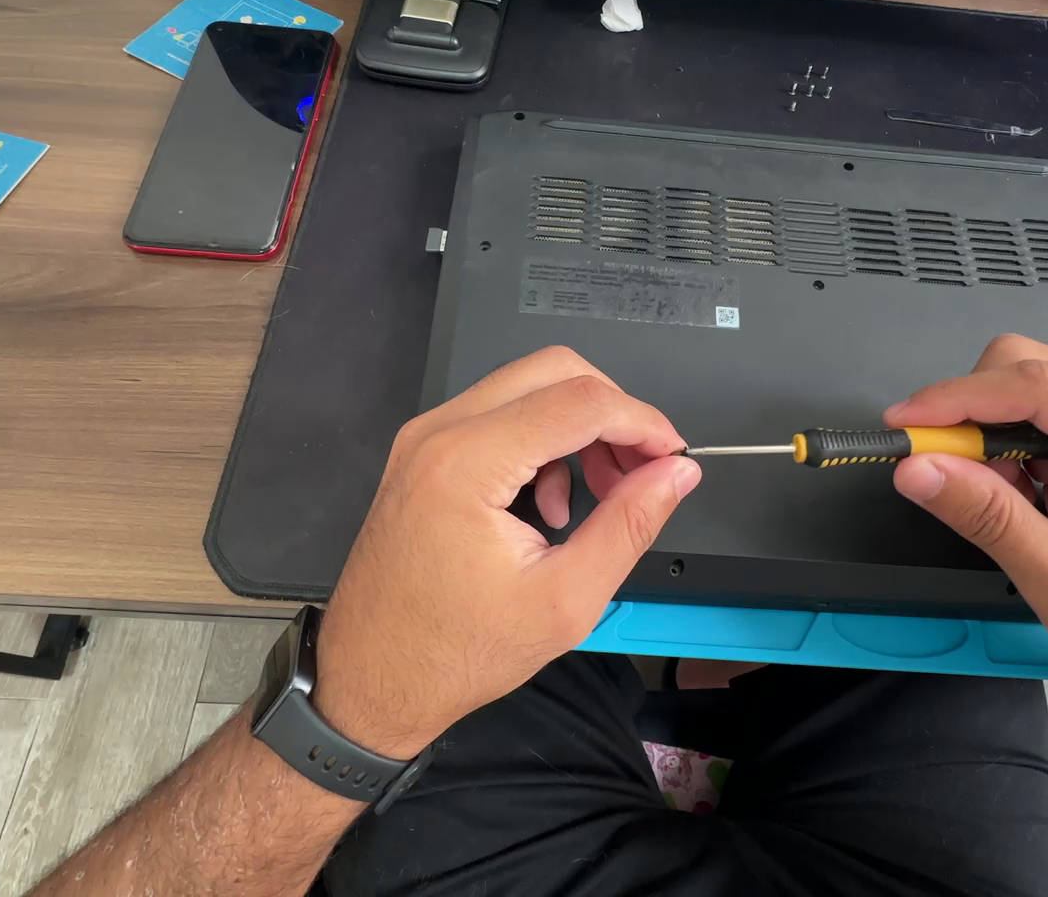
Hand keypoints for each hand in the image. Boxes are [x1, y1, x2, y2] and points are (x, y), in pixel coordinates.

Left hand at [311, 346, 700, 758]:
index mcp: (467, 462)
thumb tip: (676, 473)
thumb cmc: (457, 652)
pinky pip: (503, 414)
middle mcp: (440, 430)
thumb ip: (630, 524)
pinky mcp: (427, 450)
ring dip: (580, 426)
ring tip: (600, 491)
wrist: (371, 678)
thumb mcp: (566, 600)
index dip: (642, 421)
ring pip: (530, 386)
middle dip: (613, 411)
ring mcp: (427, 436)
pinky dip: (545, 441)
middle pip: (554, 370)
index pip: (579, 401)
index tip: (674, 456)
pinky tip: (551, 504)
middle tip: (640, 468)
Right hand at [887, 334, 1047, 694]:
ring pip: (1031, 384)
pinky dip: (1003, 443)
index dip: (962, 396)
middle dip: (972, 405)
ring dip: (985, 425)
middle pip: (1035, 368)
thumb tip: (913, 468)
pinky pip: (1038, 415)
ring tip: (981, 486)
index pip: (1042, 388)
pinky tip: (1008, 489)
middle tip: (939, 461)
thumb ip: (987, 518)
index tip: (902, 423)